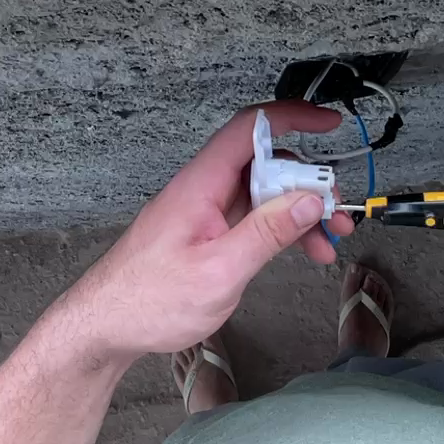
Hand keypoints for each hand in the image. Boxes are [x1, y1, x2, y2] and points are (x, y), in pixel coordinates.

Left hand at [56, 101, 355, 368]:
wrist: (105, 327)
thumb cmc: (149, 301)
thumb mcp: (219, 272)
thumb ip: (266, 232)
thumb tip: (308, 200)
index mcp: (201, 183)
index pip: (251, 128)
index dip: (293, 116)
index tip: (328, 122)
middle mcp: (204, 187)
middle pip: (266, 162)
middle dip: (309, 182)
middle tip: (338, 211)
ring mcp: (205, 208)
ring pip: (263, 191)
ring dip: (299, 210)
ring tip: (328, 241)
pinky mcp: (207, 229)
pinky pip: (252, 214)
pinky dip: (280, 227)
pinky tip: (301, 249)